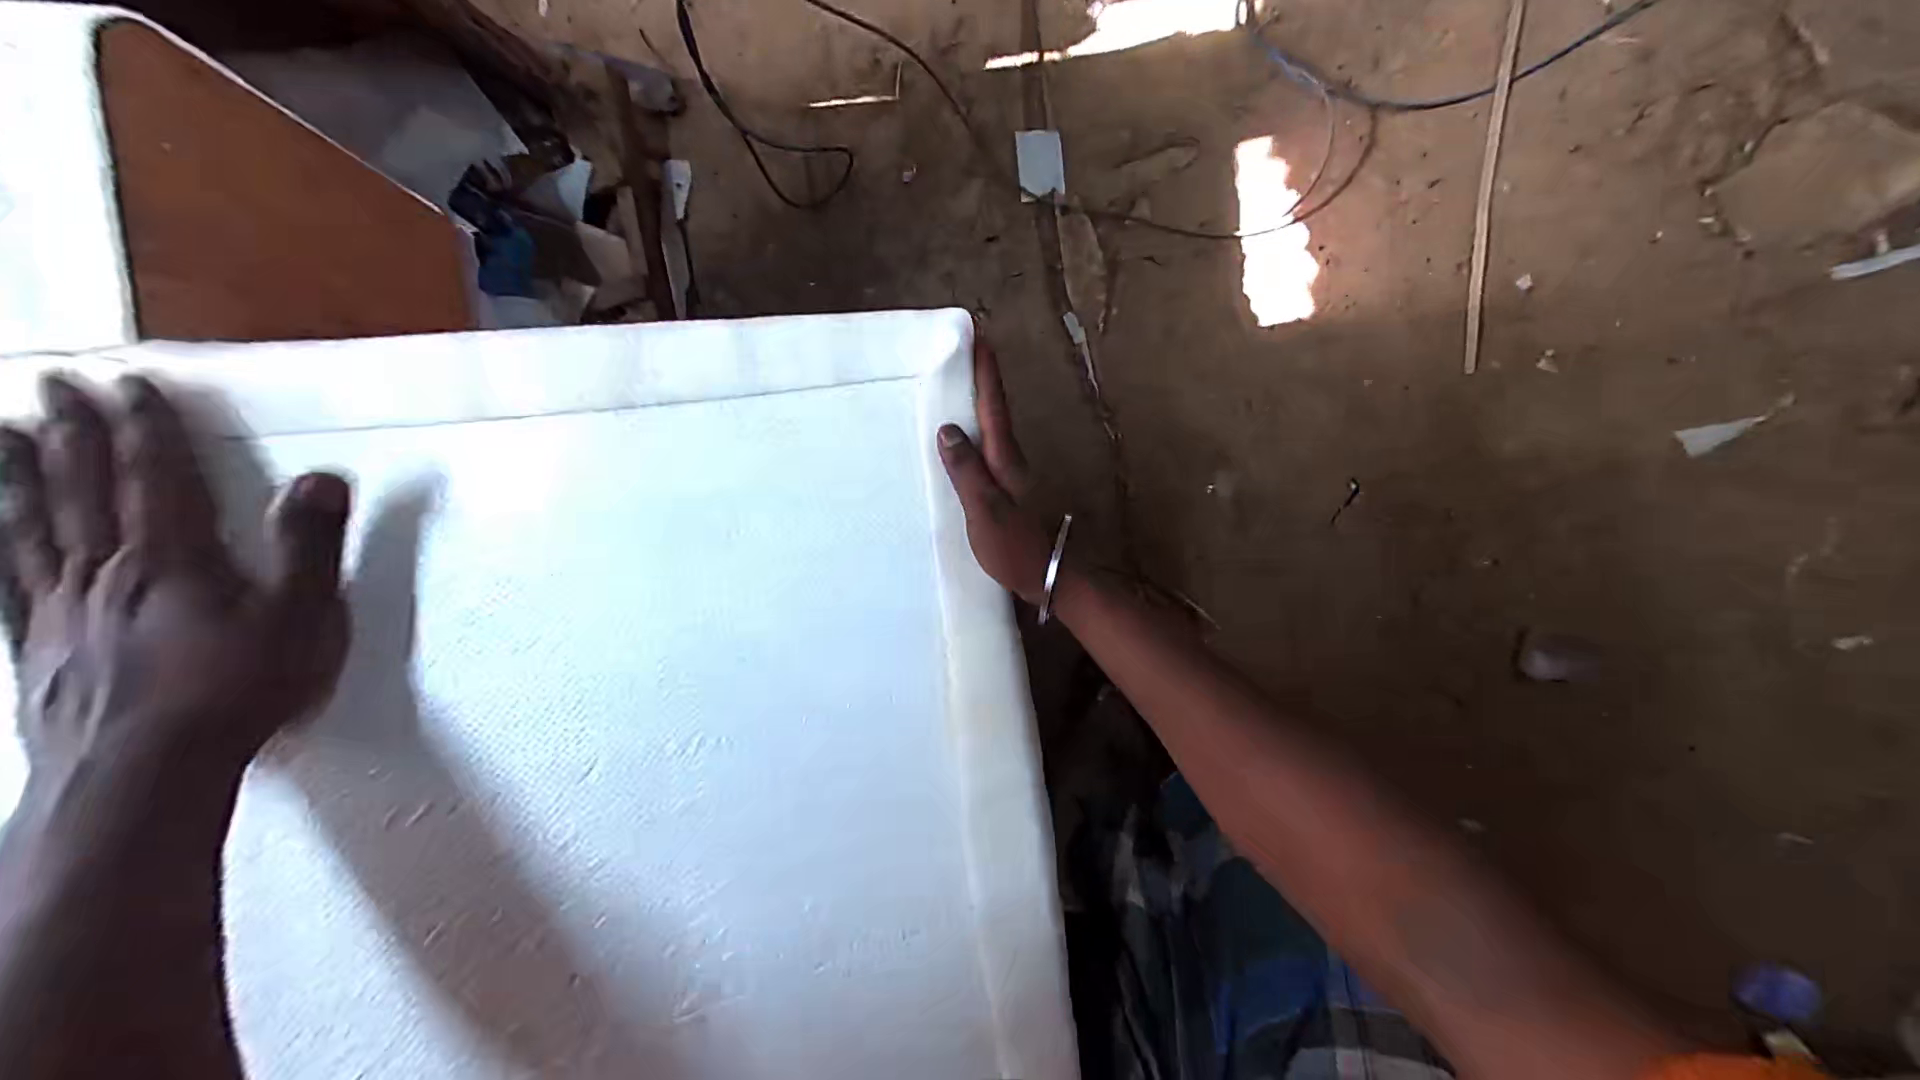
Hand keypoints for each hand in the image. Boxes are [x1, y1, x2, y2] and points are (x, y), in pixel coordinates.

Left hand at [0, 375, 351, 790]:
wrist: (144, 772)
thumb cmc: (239, 689)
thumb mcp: (301, 615)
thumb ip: (308, 545)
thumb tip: (322, 478)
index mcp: (172, 561)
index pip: (159, 478)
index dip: (148, 428)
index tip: (133, 384)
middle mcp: (105, 572)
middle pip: (85, 490)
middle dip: (74, 433)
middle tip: (57, 384)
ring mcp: (59, 609)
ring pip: (29, 527)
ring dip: (18, 476)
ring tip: (4, 434)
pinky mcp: (34, 647)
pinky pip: (2, 580)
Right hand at [937, 336, 1056, 603]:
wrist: (1052, 580)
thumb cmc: (1018, 548)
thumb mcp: (986, 510)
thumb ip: (968, 472)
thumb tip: (949, 430)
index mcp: (1006, 461)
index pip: (994, 409)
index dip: (987, 375)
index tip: (980, 339)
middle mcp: (1012, 464)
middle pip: (995, 415)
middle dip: (981, 384)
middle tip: (963, 358)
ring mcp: (1013, 481)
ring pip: (992, 436)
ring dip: (977, 411)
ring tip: (955, 394)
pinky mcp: (1009, 498)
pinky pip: (987, 459)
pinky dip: (975, 442)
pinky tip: (961, 449)